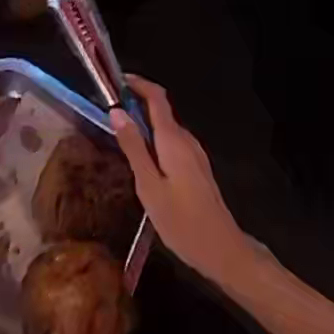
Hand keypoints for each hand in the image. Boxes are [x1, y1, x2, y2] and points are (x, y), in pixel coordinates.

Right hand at [110, 74, 257, 283]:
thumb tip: (116, 111)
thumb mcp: (149, 186)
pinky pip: (172, 142)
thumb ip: (133, 147)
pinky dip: (154, 139)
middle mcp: (186, 140)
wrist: (223, 251)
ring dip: (144, 123)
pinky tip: (142, 159)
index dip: (138, 83)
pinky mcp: (197, 168)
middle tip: (109, 113)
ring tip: (120, 135)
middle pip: (161, 110)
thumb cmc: (182, 221)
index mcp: (173, 140)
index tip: (116, 82)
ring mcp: (194, 154)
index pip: (157, 97)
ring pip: (166, 128)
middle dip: (136, 104)